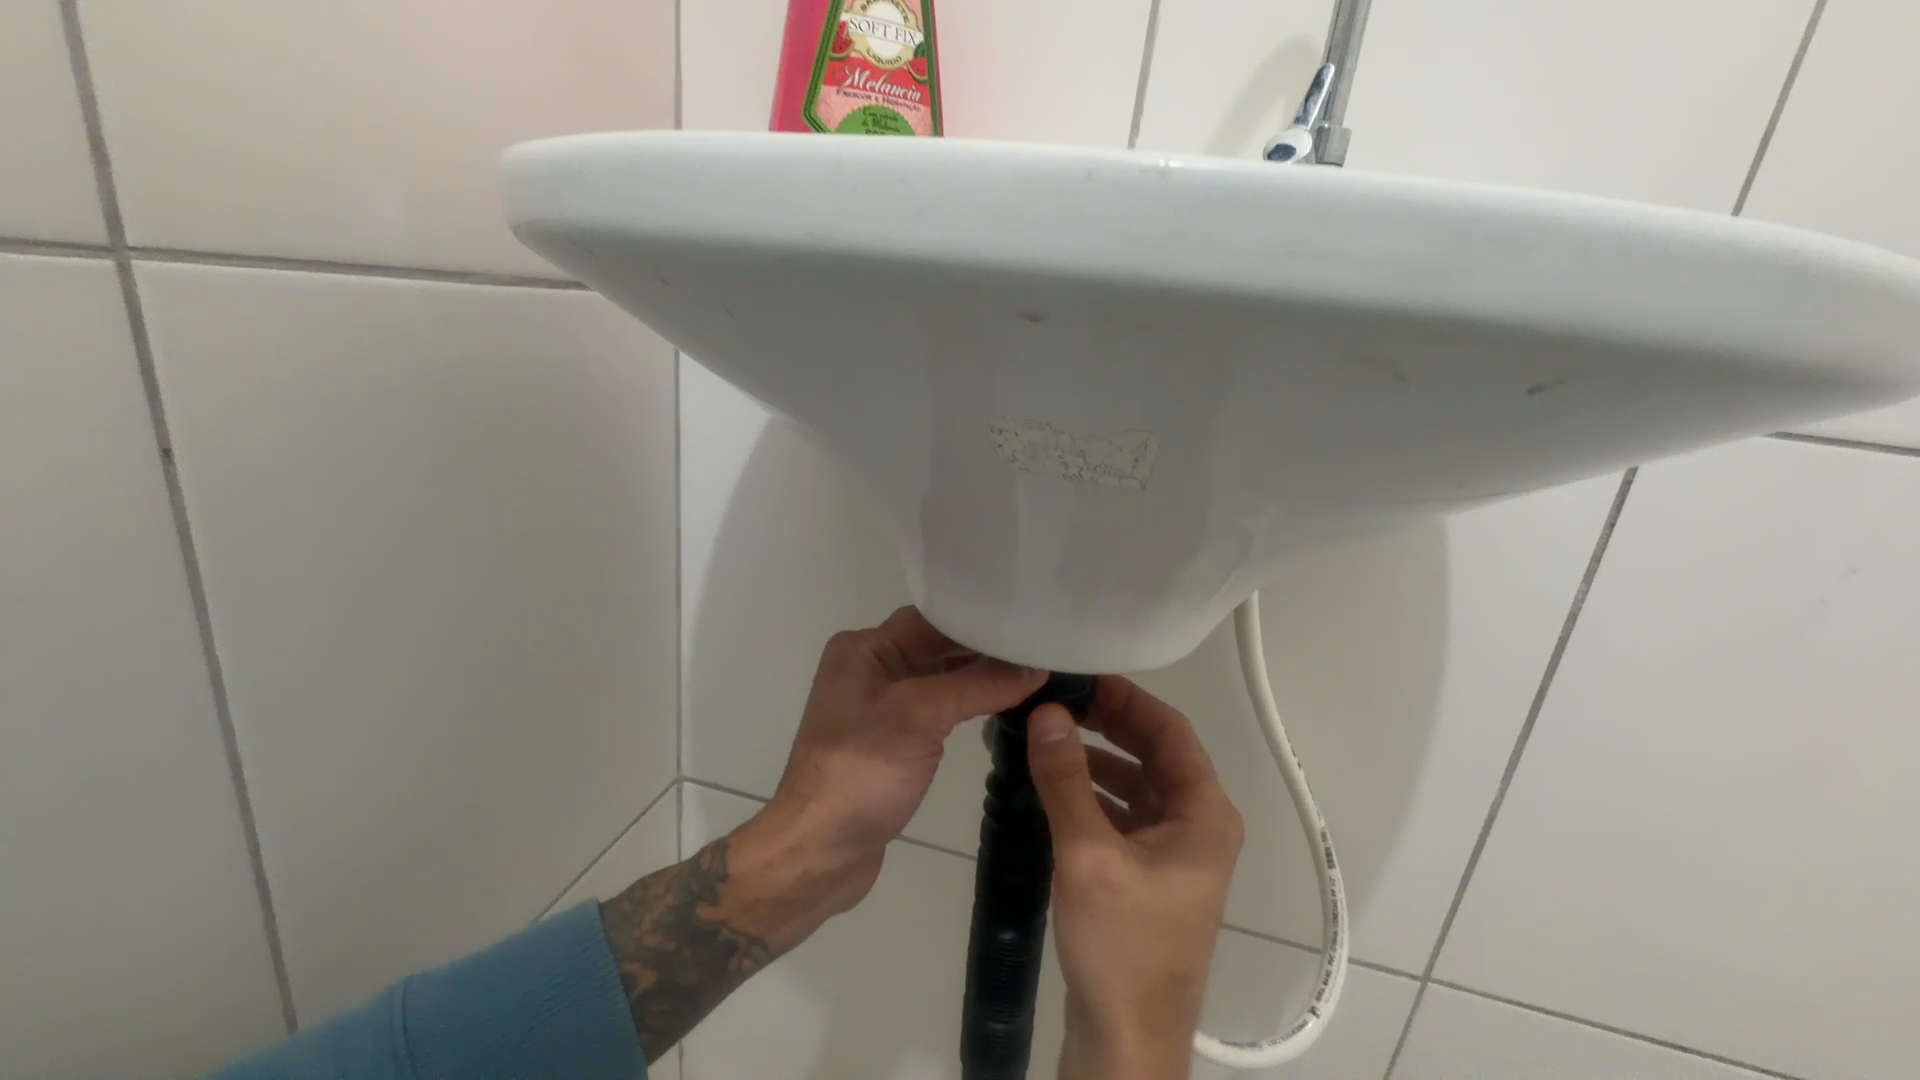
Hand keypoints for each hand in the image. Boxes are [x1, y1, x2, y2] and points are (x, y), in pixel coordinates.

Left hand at [754, 606, 1046, 925]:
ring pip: (940, 679)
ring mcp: (880, 708)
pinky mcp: (892, 742)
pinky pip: (937, 710)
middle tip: (1041, 645)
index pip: (931, 617)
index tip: (1028, 617)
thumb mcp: (920, 716)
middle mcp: (869, 670)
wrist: (819, 853)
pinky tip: (1005, 706)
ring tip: (1035, 671)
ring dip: (980, 677)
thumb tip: (1035, 667)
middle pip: (937, 645)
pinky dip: (968, 705)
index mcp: (863, 650)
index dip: (978, 617)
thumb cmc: (861, 773)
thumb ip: (978, 685)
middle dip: (984, 647)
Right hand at [1028, 678, 1243, 1079]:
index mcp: (1205, 814)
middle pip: (1156, 753)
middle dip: (1109, 724)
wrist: (1127, 1038)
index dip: (1128, 698)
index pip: (1172, 731)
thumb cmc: (1121, 944)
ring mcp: (1175, 853)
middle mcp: (1199, 826)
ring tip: (1047, 734)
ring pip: (1137, 784)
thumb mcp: (1089, 854)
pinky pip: (1124, 815)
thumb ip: (1066, 779)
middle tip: (1057, 700)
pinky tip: (1053, 785)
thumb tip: (1046, 712)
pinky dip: (1092, 794)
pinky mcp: (1149, 875)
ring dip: (1097, 758)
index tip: (1080, 675)